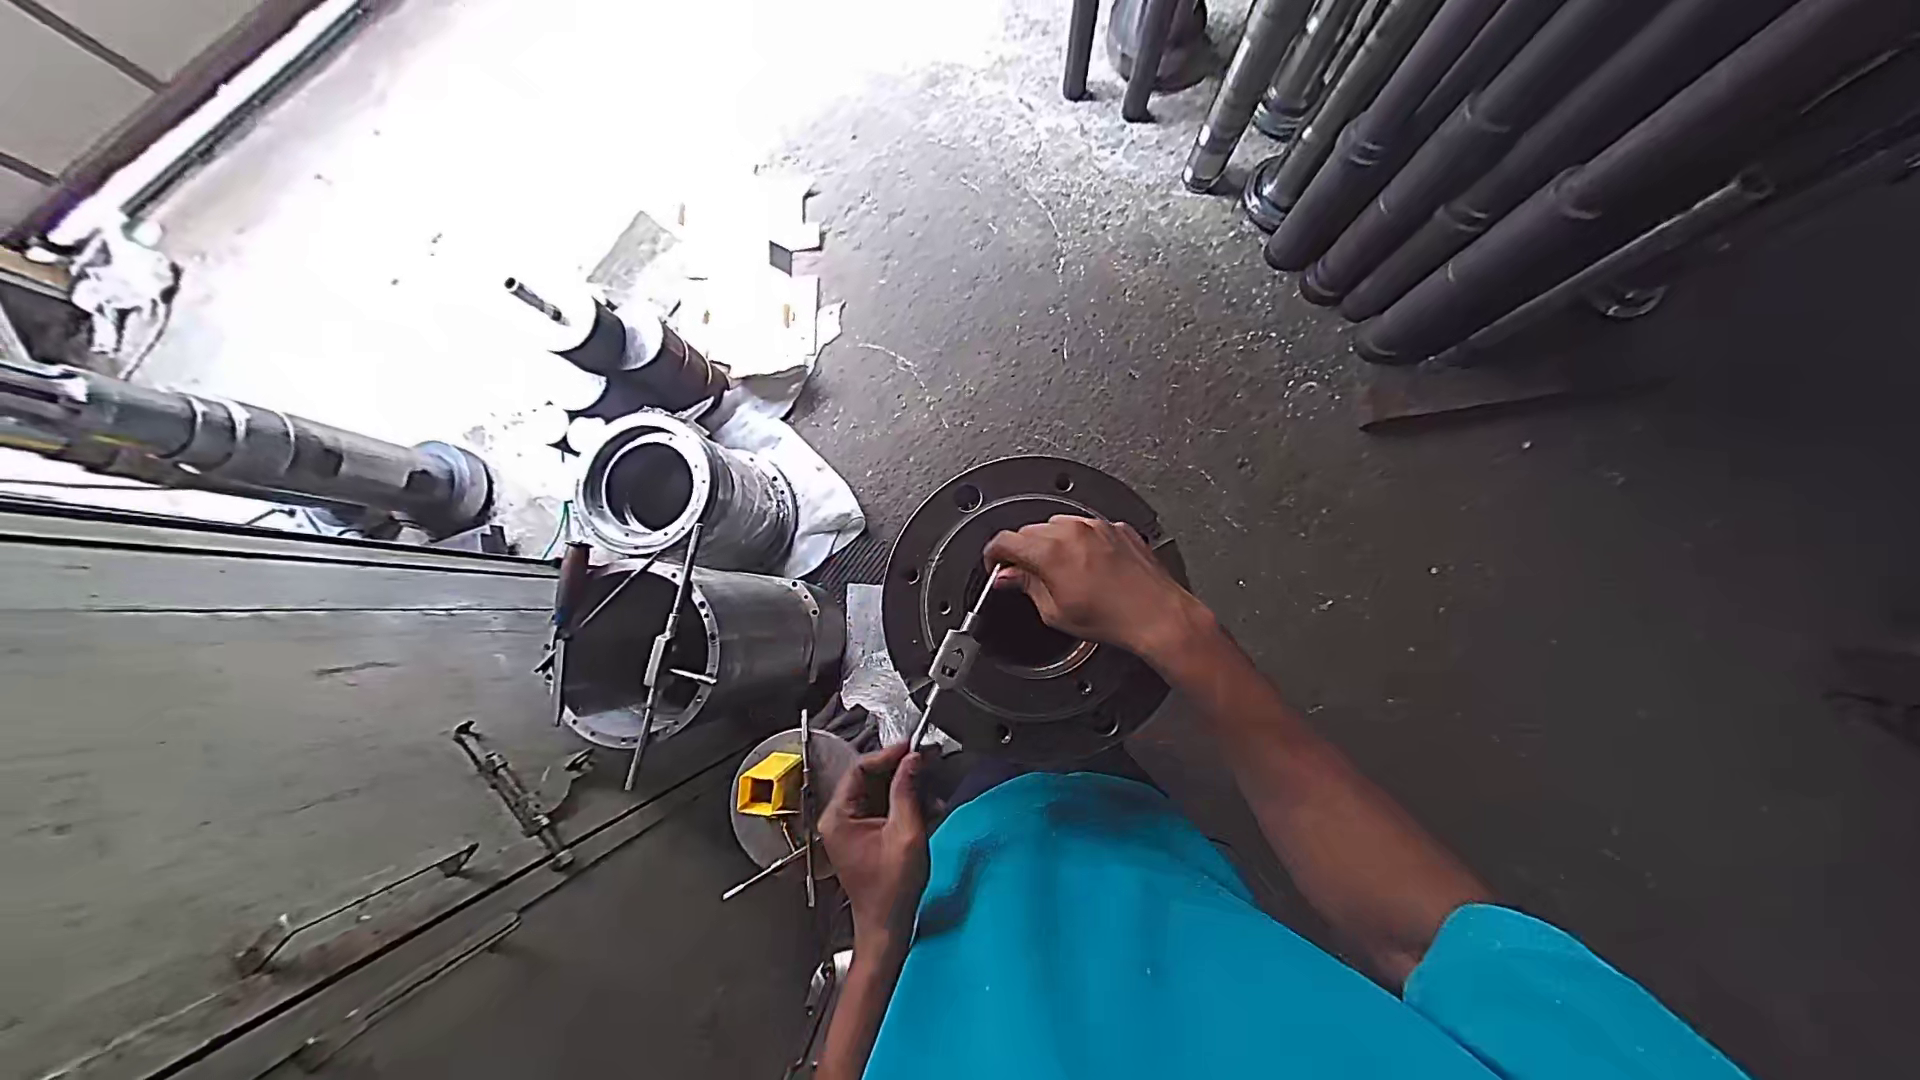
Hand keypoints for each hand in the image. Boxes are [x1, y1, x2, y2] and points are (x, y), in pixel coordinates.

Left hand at [819, 742, 929, 946]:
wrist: (889, 929)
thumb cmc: (890, 893)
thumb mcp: (905, 833)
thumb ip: (908, 791)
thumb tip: (912, 760)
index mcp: (838, 817)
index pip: (860, 768)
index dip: (889, 755)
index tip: (912, 747)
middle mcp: (840, 819)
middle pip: (871, 777)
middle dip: (902, 769)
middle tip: (926, 759)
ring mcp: (853, 827)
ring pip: (882, 790)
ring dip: (908, 786)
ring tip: (930, 785)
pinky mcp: (867, 834)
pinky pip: (887, 805)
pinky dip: (907, 802)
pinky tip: (926, 806)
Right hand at [983, 515, 1214, 667]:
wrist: (1158, 615)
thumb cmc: (1114, 618)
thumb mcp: (1055, 612)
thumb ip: (1026, 586)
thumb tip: (1008, 576)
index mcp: (1051, 551)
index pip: (1006, 540)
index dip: (994, 554)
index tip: (996, 564)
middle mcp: (1073, 531)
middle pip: (1029, 531)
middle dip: (1023, 551)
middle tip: (1026, 574)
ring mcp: (1097, 526)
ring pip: (1058, 525)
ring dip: (1051, 543)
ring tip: (1061, 572)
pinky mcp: (1117, 528)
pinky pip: (1086, 527)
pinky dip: (1079, 541)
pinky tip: (1086, 566)